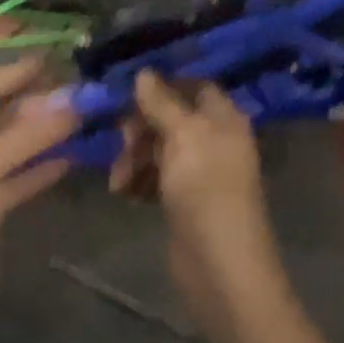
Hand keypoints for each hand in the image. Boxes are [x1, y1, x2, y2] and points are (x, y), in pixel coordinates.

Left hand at [0, 61, 74, 342]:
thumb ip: (21, 139)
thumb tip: (70, 104)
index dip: (6, 77)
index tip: (47, 63)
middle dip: (32, 107)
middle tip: (75, 95)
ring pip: (11, 152)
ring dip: (42, 138)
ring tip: (81, 123)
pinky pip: (18, 183)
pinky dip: (42, 170)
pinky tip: (71, 160)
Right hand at [110, 71, 282, 337]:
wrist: (220, 270)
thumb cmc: (206, 193)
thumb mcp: (183, 138)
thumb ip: (162, 103)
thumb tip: (143, 72)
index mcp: (224, 119)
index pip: (192, 84)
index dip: (161, 84)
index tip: (124, 90)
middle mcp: (214, 140)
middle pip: (169, 116)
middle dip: (139, 127)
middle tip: (121, 145)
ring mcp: (199, 172)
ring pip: (157, 147)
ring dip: (133, 157)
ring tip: (119, 181)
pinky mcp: (183, 200)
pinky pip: (154, 176)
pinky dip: (137, 179)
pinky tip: (123, 193)